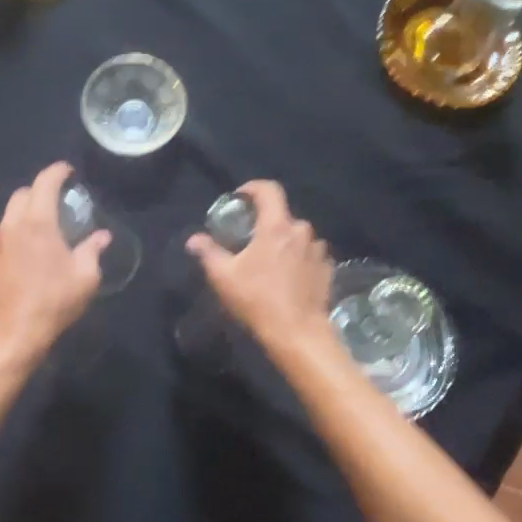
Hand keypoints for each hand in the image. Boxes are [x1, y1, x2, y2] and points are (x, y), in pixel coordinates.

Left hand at [0, 162, 109, 356]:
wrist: (13, 333)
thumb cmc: (54, 302)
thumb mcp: (85, 278)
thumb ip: (92, 250)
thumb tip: (102, 236)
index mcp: (39, 224)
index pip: (45, 183)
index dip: (57, 172)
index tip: (67, 172)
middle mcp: (11, 226)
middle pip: (21, 195)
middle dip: (37, 193)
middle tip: (53, 206)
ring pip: (7, 219)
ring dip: (22, 220)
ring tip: (35, 238)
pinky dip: (8, 243)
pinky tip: (18, 261)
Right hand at [186, 180, 332, 344]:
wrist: (298, 333)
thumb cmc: (258, 300)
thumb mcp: (224, 277)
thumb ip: (208, 252)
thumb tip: (194, 239)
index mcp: (277, 226)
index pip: (269, 190)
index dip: (253, 188)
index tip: (240, 198)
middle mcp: (302, 231)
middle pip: (282, 216)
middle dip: (265, 224)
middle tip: (249, 242)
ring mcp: (318, 250)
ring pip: (297, 237)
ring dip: (283, 243)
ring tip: (269, 263)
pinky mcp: (327, 268)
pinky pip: (309, 255)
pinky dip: (298, 259)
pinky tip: (287, 278)